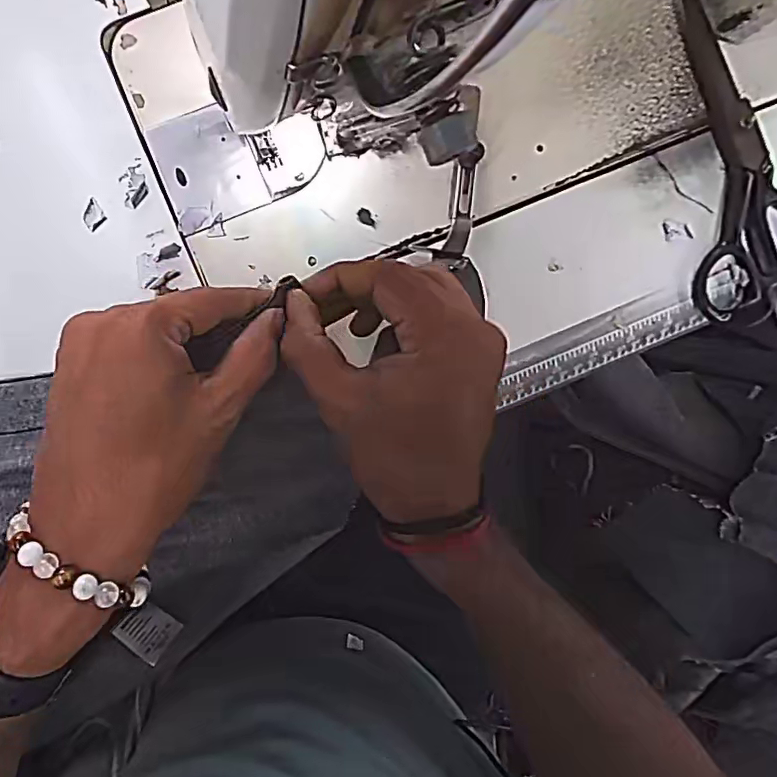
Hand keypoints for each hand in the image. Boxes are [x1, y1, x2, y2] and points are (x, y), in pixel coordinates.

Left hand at [0, 288, 280, 675]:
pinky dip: (149, 356)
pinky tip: (170, 385)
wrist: (88, 523)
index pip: (207, 299)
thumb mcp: (217, 409)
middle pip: (174, 311)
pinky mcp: (70, 366)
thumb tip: (268, 325)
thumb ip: (252, 355)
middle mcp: (101, 325)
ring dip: (180, 343)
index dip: (246, 303)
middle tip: (248, 345)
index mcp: (138, 326)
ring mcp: (80, 345)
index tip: (266, 307)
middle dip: (212, 328)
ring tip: (207, 378)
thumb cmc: (141, 477)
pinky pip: (121, 345)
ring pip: (147, 328)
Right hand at [282, 260, 505, 524]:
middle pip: (408, 275)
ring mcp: (480, 343)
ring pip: (427, 288)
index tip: (311, 294)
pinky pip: (440, 312)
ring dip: (384, 296)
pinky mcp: (477, 354)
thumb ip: (307, 344)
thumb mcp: (338, 397)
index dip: (339, 279)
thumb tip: (296, 308)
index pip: (386, 276)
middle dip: (359, 286)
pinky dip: (406, 313)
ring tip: (349, 320)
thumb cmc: (399, 462)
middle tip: (323, 304)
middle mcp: (472, 332)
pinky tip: (379, 338)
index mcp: (444, 336)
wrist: (433, 501)